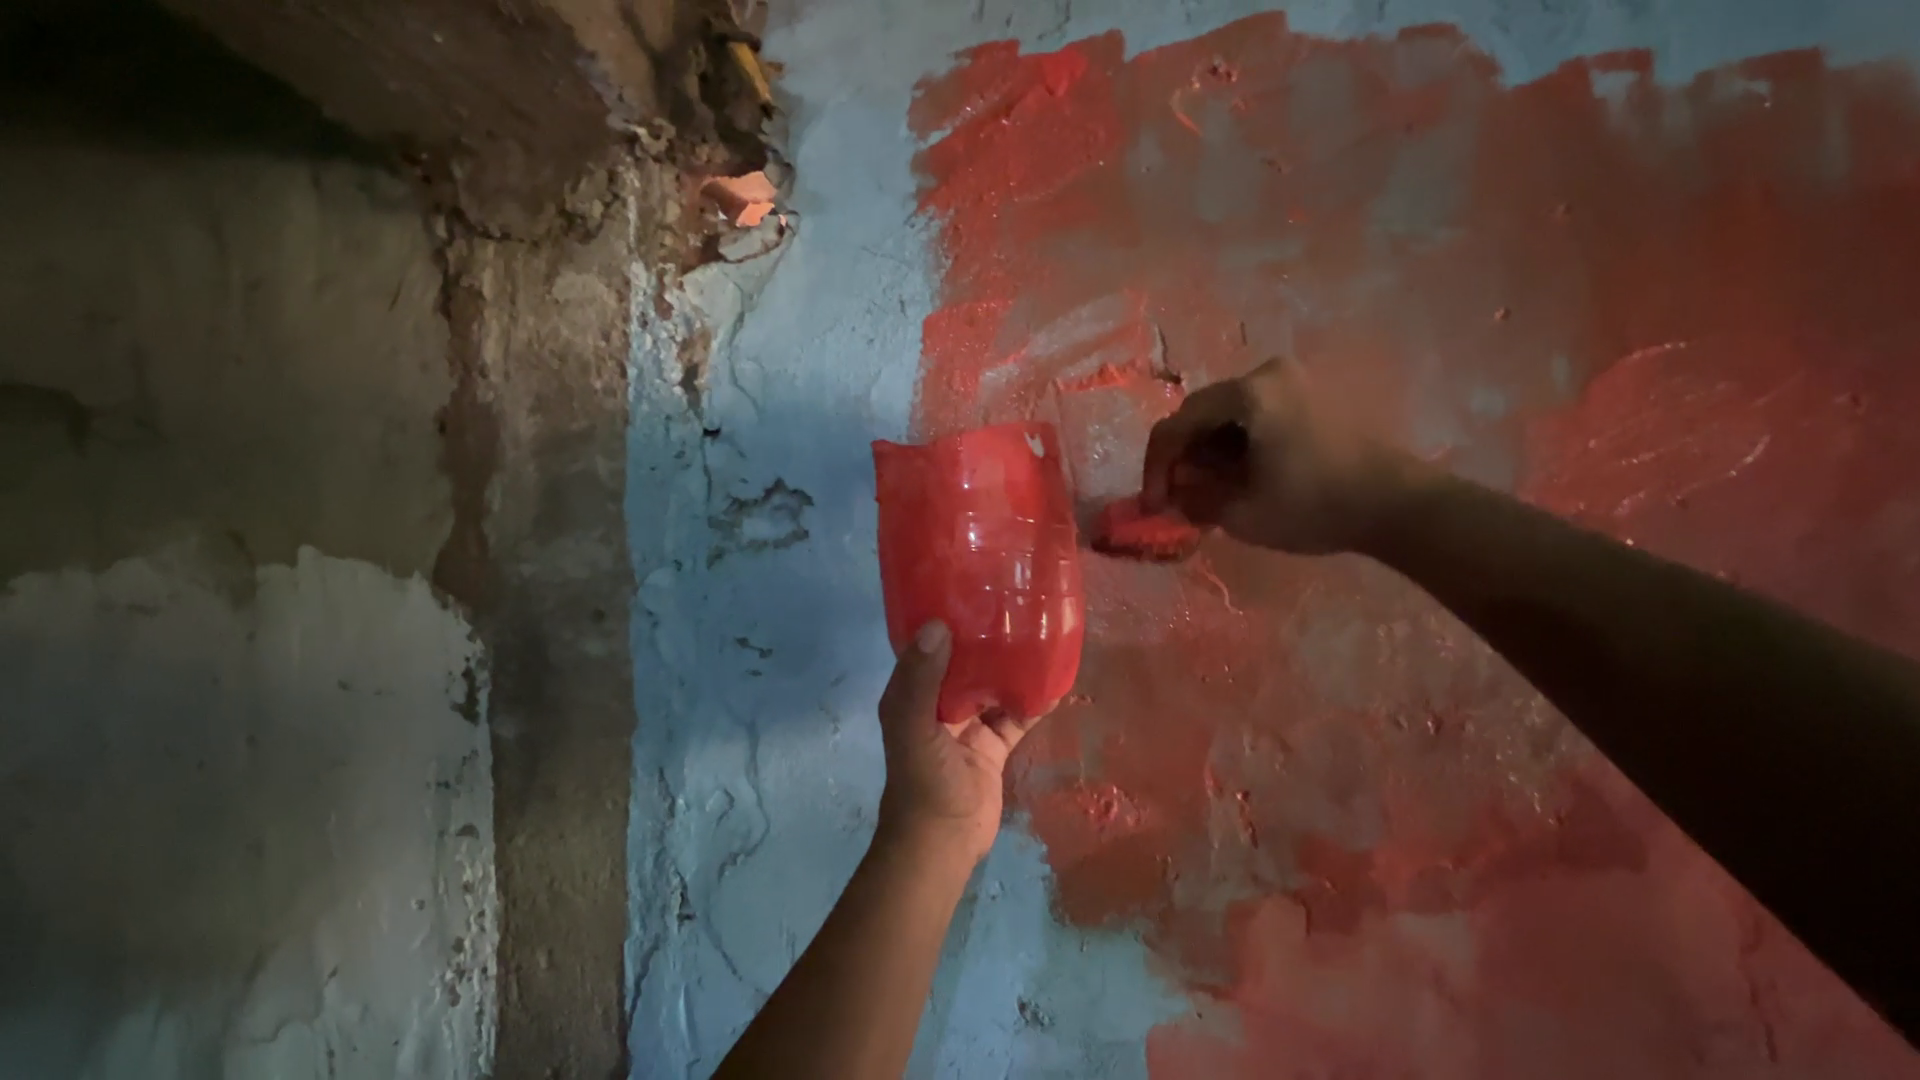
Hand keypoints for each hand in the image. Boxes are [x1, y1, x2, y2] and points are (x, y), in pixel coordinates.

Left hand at [874, 622, 1043, 865]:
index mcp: (912, 693)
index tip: (967, 587)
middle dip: (984, 637)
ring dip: (1011, 665)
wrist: (943, 842)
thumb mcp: (912, 725)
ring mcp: (968, 724)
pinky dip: (1032, 700)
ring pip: (992, 685)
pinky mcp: (993, 745)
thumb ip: (921, 679)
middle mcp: (938, 703)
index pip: (925, 647)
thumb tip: (937, 624)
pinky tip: (1055, 681)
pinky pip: (1015, 715)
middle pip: (963, 662)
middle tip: (1013, 604)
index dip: (942, 619)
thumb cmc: (922, 781)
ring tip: (1039, 632)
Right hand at [1141, 357, 1424, 553]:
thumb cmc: (1315, 507)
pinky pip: (1255, 414)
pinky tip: (1240, 475)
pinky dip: (1237, 443)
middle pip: (1201, 413)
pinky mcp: (1312, 395)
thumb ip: (1194, 500)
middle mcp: (1267, 373)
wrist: (1398, 505)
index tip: (1154, 505)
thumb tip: (1174, 496)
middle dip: (1183, 457)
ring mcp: (1294, 381)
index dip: (1155, 467)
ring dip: (1209, 451)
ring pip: (1227, 414)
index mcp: (1247, 393)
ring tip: (1210, 490)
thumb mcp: (1242, 514)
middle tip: (1179, 497)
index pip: (1176, 425)